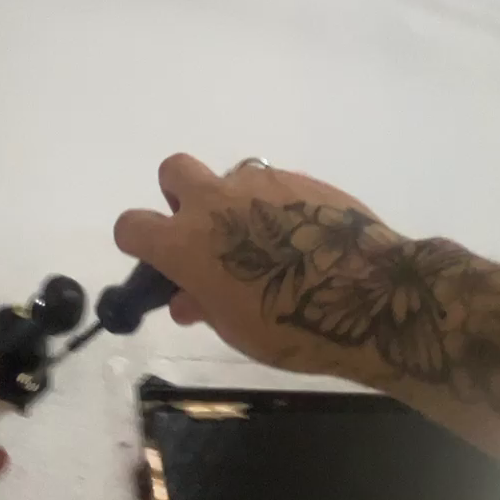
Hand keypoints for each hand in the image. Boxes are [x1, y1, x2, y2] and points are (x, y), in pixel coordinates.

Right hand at [112, 154, 387, 376]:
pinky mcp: (298, 178)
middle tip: (205, 232)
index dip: (138, 241)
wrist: (368, 296)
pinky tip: (302, 239)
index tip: (156, 257)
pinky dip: (273, 207)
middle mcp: (214, 203)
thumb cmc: (290, 326)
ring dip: (233, 204)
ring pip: (227, 178)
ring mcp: (257, 184)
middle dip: (179, 195)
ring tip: (266, 243)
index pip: (131, 225)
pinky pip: (270, 186)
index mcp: (185, 243)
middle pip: (172, 171)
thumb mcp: (234, 328)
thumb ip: (202, 304)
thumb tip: (185, 298)